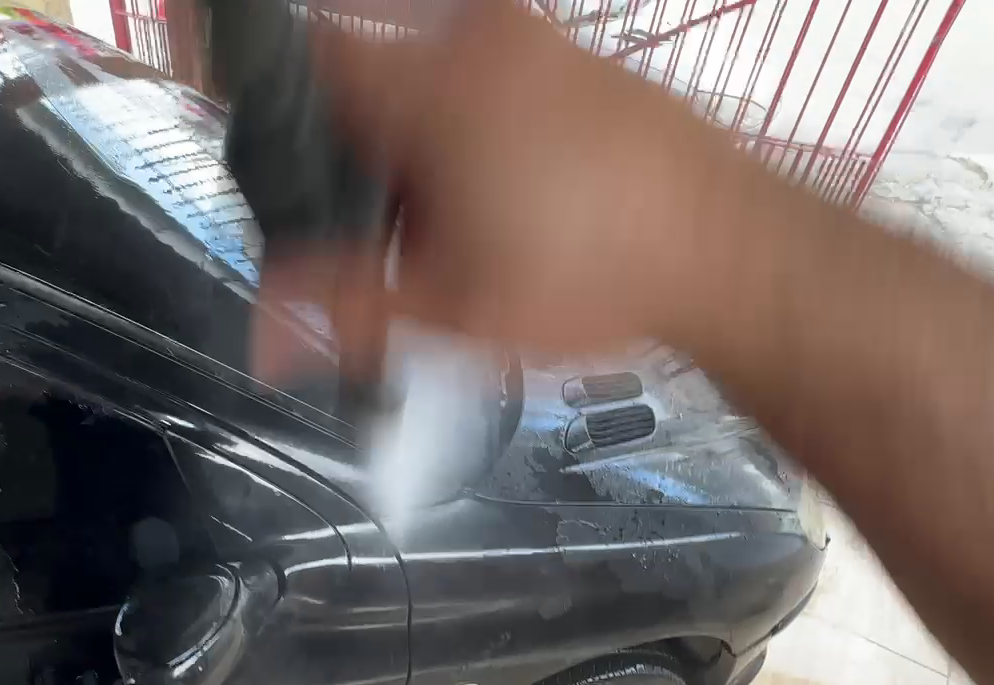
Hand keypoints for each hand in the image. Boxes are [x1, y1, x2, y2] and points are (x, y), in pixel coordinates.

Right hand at [256, 0, 796, 369]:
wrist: (727, 256)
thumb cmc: (595, 283)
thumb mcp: (452, 316)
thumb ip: (347, 314)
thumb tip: (266, 335)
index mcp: (431, 89)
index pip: (304, 60)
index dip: (274, 119)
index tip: (290, 186)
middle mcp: (477, 40)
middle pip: (363, 79)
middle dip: (353, 160)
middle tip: (385, 239)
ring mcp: (532, 42)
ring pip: (423, 84)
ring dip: (412, 155)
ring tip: (452, 234)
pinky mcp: (571, 60)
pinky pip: (480, 83)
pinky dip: (462, 139)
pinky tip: (500, 207)